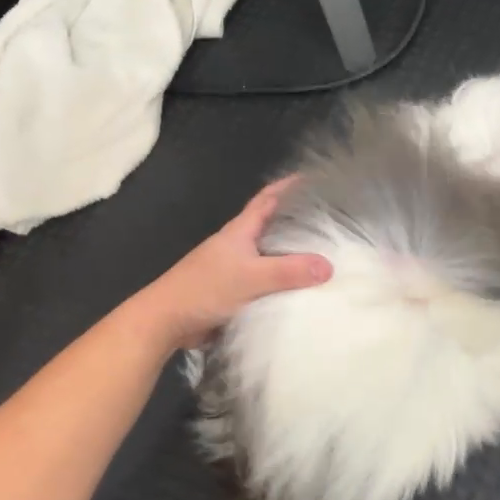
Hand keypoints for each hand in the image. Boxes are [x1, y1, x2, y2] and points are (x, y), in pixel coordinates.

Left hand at [132, 178, 331, 349]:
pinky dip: (286, 282)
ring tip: (327, 254)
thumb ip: (288, 271)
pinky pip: (268, 282)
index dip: (288, 186)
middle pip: (273, 226)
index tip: (313, 178)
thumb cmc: (204, 289)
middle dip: (299, 221)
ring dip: (294, 254)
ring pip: (272, 256)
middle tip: (332, 220)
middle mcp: (239, 245)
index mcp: (240, 231)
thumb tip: (328, 266)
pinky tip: (304, 289)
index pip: (267, 199)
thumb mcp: (250, 277)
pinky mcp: (236, 292)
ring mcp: (236, 269)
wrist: (167, 321)